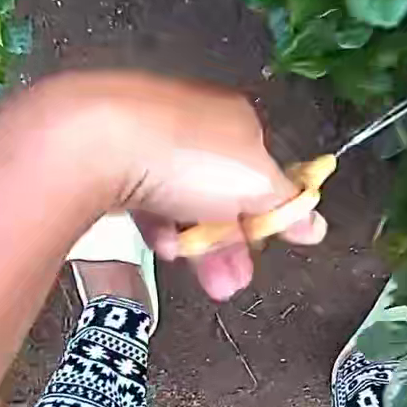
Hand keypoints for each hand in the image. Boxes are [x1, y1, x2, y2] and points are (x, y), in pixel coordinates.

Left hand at [18, 71, 326, 300]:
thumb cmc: (187, 159)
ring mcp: (151, 138)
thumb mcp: (256, 186)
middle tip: (236, 282)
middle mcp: (195, 123)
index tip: (265, 249)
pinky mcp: (111, 157)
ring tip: (208, 284)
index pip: (262, 174)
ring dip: (201, 247)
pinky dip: (159, 227)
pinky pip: (146, 197)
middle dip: (233, 245)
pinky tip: (163, 249)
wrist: (90, 142)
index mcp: (237, 122)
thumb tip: (316, 225)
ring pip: (184, 201)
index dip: (267, 217)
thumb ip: (288, 207)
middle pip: (223, 193)